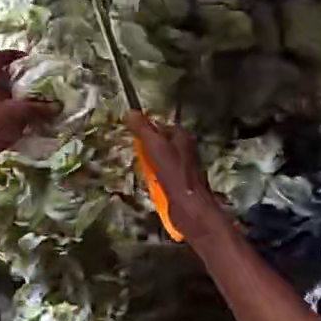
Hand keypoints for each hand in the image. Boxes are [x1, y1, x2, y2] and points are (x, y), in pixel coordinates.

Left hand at [0, 51, 58, 175]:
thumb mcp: (18, 113)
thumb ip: (39, 108)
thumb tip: (58, 105)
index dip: (11, 54)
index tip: (28, 59)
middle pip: (2, 78)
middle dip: (21, 80)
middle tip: (40, 84)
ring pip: (4, 99)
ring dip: (20, 101)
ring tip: (39, 105)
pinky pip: (4, 117)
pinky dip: (17, 119)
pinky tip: (30, 126)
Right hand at [125, 112, 230, 240]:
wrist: (189, 208)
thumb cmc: (174, 174)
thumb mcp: (156, 146)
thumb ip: (144, 130)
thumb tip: (131, 112)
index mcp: (182, 137)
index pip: (160, 126)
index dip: (145, 129)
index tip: (131, 133)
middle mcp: (184, 151)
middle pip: (158, 144)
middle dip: (145, 148)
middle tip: (134, 152)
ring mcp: (181, 168)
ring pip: (158, 161)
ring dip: (147, 165)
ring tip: (139, 169)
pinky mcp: (177, 184)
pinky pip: (160, 177)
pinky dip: (152, 179)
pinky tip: (148, 183)